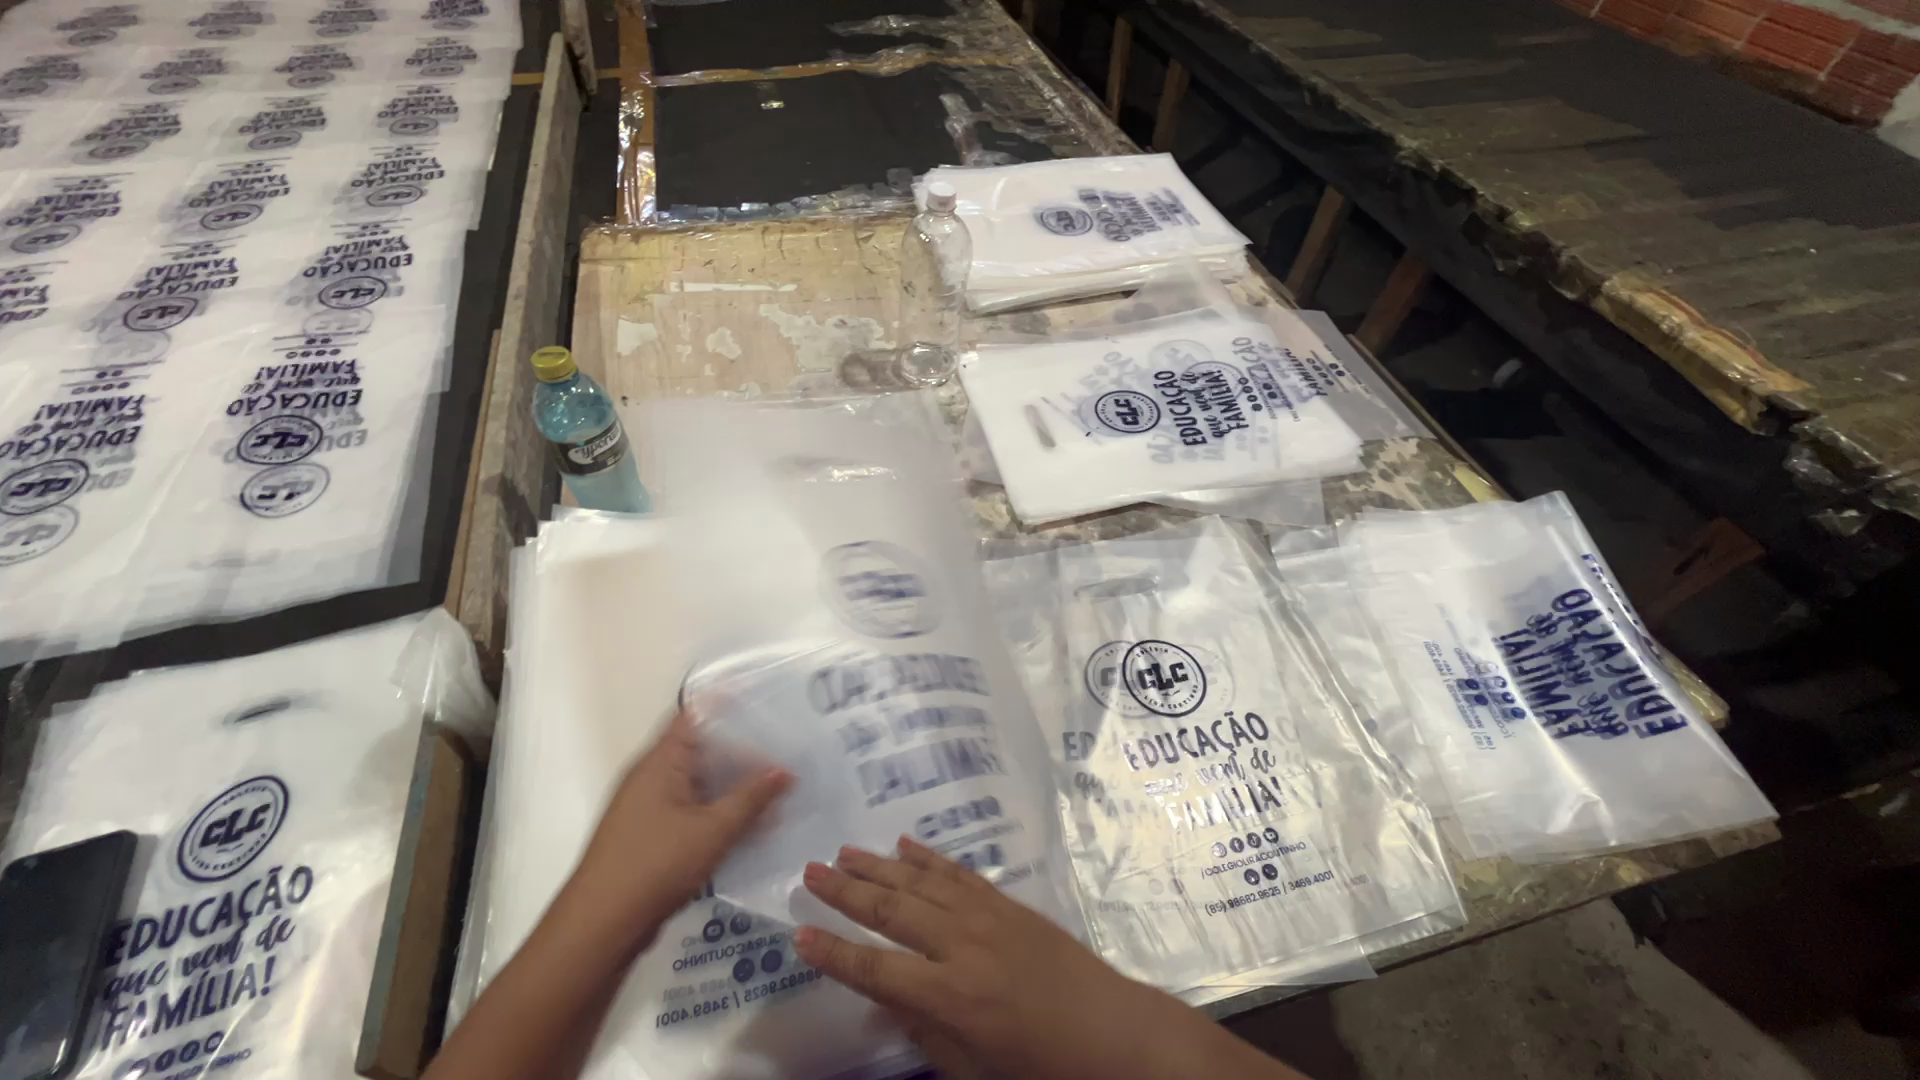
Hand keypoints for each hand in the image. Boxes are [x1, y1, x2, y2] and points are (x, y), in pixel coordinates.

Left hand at [562, 708, 789, 955]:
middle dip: (744, 751)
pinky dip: (723, 813)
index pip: (694, 715)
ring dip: (736, 787)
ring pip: (702, 785)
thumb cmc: (654, 866)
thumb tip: (785, 770)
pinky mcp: (654, 838)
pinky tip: (755, 825)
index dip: (727, 703)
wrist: (600, 929)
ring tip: (781, 787)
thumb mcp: (713, 831)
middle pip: (702, 751)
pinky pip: (695, 812)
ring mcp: (651, 809)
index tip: (765, 698)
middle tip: (788, 749)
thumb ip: (751, 798)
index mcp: (660, 762)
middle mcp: (652, 778)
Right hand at [793, 838, 1300, 1079]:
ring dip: (880, 865)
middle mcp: (962, 945)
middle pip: (892, 910)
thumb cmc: (1037, 1064)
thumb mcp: (971, 1065)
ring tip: (845, 851)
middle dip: (847, 891)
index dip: (834, 953)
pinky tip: (905, 844)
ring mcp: (986, 916)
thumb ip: (921, 1026)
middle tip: (810, 871)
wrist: (1110, 1030)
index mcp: (950, 995)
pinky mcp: (1006, 902)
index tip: (798, 933)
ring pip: (920, 881)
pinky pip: (959, 872)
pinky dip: (929, 856)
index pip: (875, 969)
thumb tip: (878, 994)